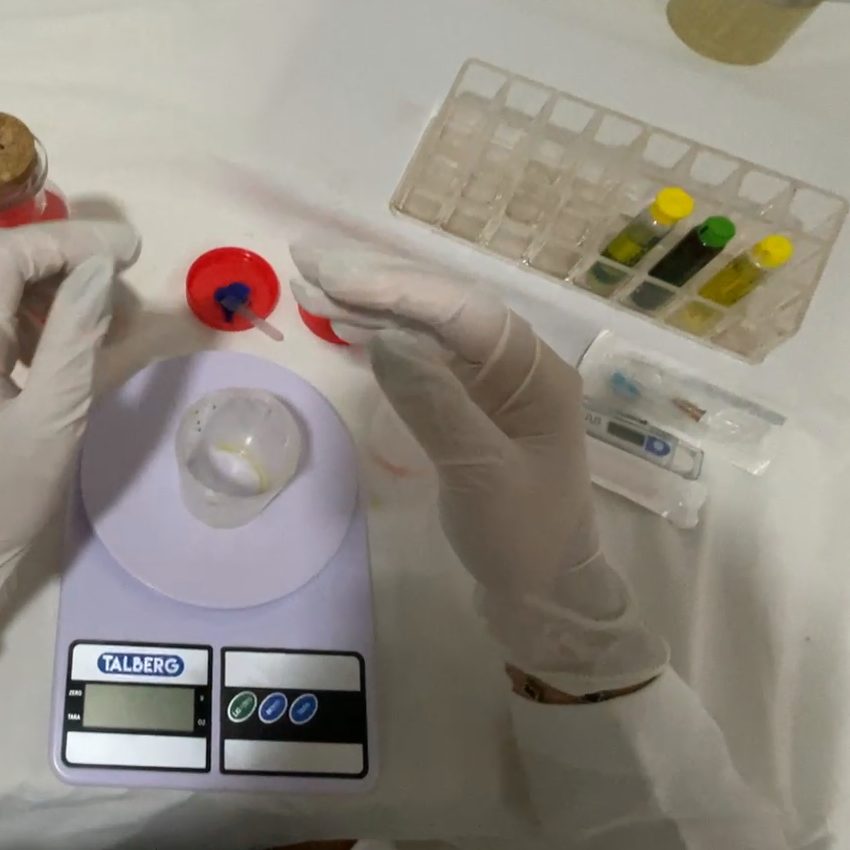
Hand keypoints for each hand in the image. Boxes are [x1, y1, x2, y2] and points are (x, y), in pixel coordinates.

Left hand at [0, 221, 140, 629]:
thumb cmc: (4, 496)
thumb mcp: (53, 422)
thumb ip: (75, 338)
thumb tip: (99, 268)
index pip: (1, 258)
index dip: (68, 241)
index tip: (128, 251)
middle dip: (66, 262)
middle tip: (124, 288)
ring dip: (53, 288)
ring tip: (106, 320)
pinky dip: (32, 313)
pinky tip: (67, 336)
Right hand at [290, 243, 665, 694]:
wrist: (543, 588)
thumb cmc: (522, 533)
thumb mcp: (481, 473)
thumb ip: (435, 404)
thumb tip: (383, 342)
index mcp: (531, 370)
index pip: (457, 310)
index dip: (393, 289)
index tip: (332, 276)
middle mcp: (510, 363)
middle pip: (437, 306)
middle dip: (373, 281)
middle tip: (306, 261)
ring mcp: (486, 382)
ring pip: (422, 327)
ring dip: (366, 305)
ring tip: (309, 288)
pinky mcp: (463, 402)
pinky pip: (417, 357)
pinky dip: (377, 339)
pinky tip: (344, 327)